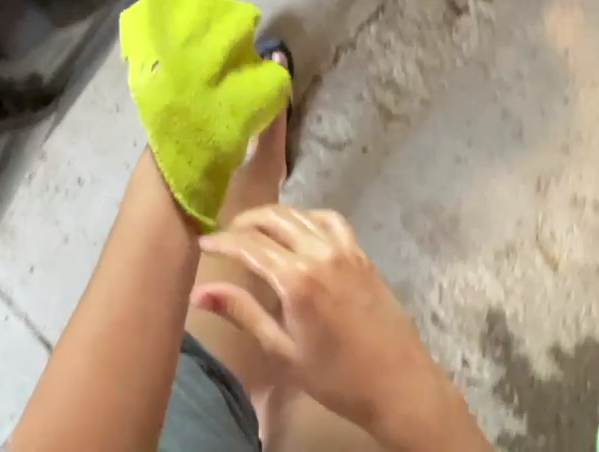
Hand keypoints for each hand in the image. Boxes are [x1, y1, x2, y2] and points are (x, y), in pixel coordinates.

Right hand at [191, 206, 476, 448]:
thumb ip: (242, 313)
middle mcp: (319, 253)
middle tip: (225, 235)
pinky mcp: (360, 252)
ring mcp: (344, 248)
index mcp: (297, 279)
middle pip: (273, 218)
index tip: (202, 243)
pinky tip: (299, 230)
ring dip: (273, 216)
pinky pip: (329, 220)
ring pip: (300, 214)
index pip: (249, 245)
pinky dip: (307, 217)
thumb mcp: (283, 351)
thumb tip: (200, 292)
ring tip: (254, 230)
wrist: (398, 385)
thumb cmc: (336, 377)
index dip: (222, 241)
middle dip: (245, 222)